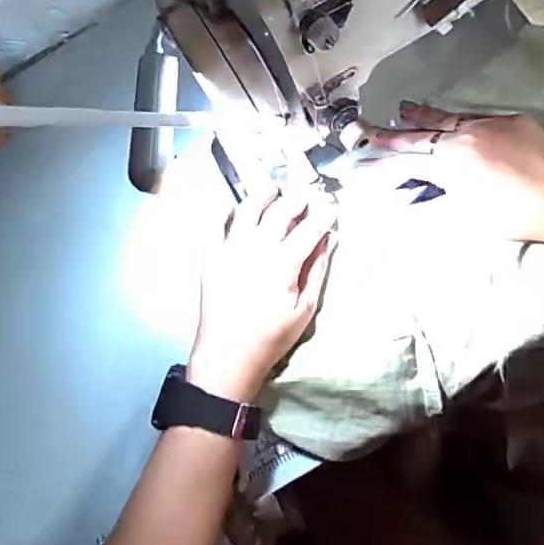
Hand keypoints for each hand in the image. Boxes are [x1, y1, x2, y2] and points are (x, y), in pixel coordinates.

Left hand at [187, 188, 335, 401]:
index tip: (332, 208)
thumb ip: (317, 270)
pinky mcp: (211, 255)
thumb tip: (329, 240)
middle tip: (305, 199)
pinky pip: (217, 223)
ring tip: (273, 190)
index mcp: (284, 263)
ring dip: (263, 195)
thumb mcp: (306, 308)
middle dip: (297, 201)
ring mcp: (231, 249)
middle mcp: (257, 248)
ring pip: (248, 209)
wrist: (228, 355)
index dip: (324, 215)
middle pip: (280, 212)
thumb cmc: (272, 336)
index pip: (309, 228)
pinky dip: (227, 210)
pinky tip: (236, 207)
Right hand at [352, 105, 543, 247]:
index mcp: (451, 162)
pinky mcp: (512, 120)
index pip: (406, 160)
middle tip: (368, 129)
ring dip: (423, 118)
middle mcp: (465, 135)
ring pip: (447, 118)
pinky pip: (476, 119)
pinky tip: (453, 124)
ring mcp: (489, 123)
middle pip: (421, 133)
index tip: (359, 161)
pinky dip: (458, 123)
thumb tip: (414, 193)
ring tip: (403, 110)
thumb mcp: (469, 215)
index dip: (380, 163)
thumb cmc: (517, 217)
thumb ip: (437, 200)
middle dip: (393, 134)